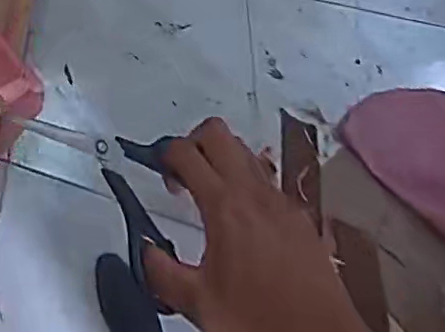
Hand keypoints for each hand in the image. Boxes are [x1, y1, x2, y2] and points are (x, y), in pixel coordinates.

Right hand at [144, 118, 369, 331]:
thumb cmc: (263, 324)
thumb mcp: (200, 305)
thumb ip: (163, 274)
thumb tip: (146, 253)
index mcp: (225, 206)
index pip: (186, 152)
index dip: (165, 154)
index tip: (159, 167)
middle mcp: (254, 193)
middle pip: (216, 132)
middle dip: (193, 141)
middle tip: (182, 169)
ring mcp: (280, 201)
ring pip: (244, 150)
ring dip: (221, 157)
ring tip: (208, 190)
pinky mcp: (299, 216)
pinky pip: (267, 179)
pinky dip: (247, 182)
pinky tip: (242, 217)